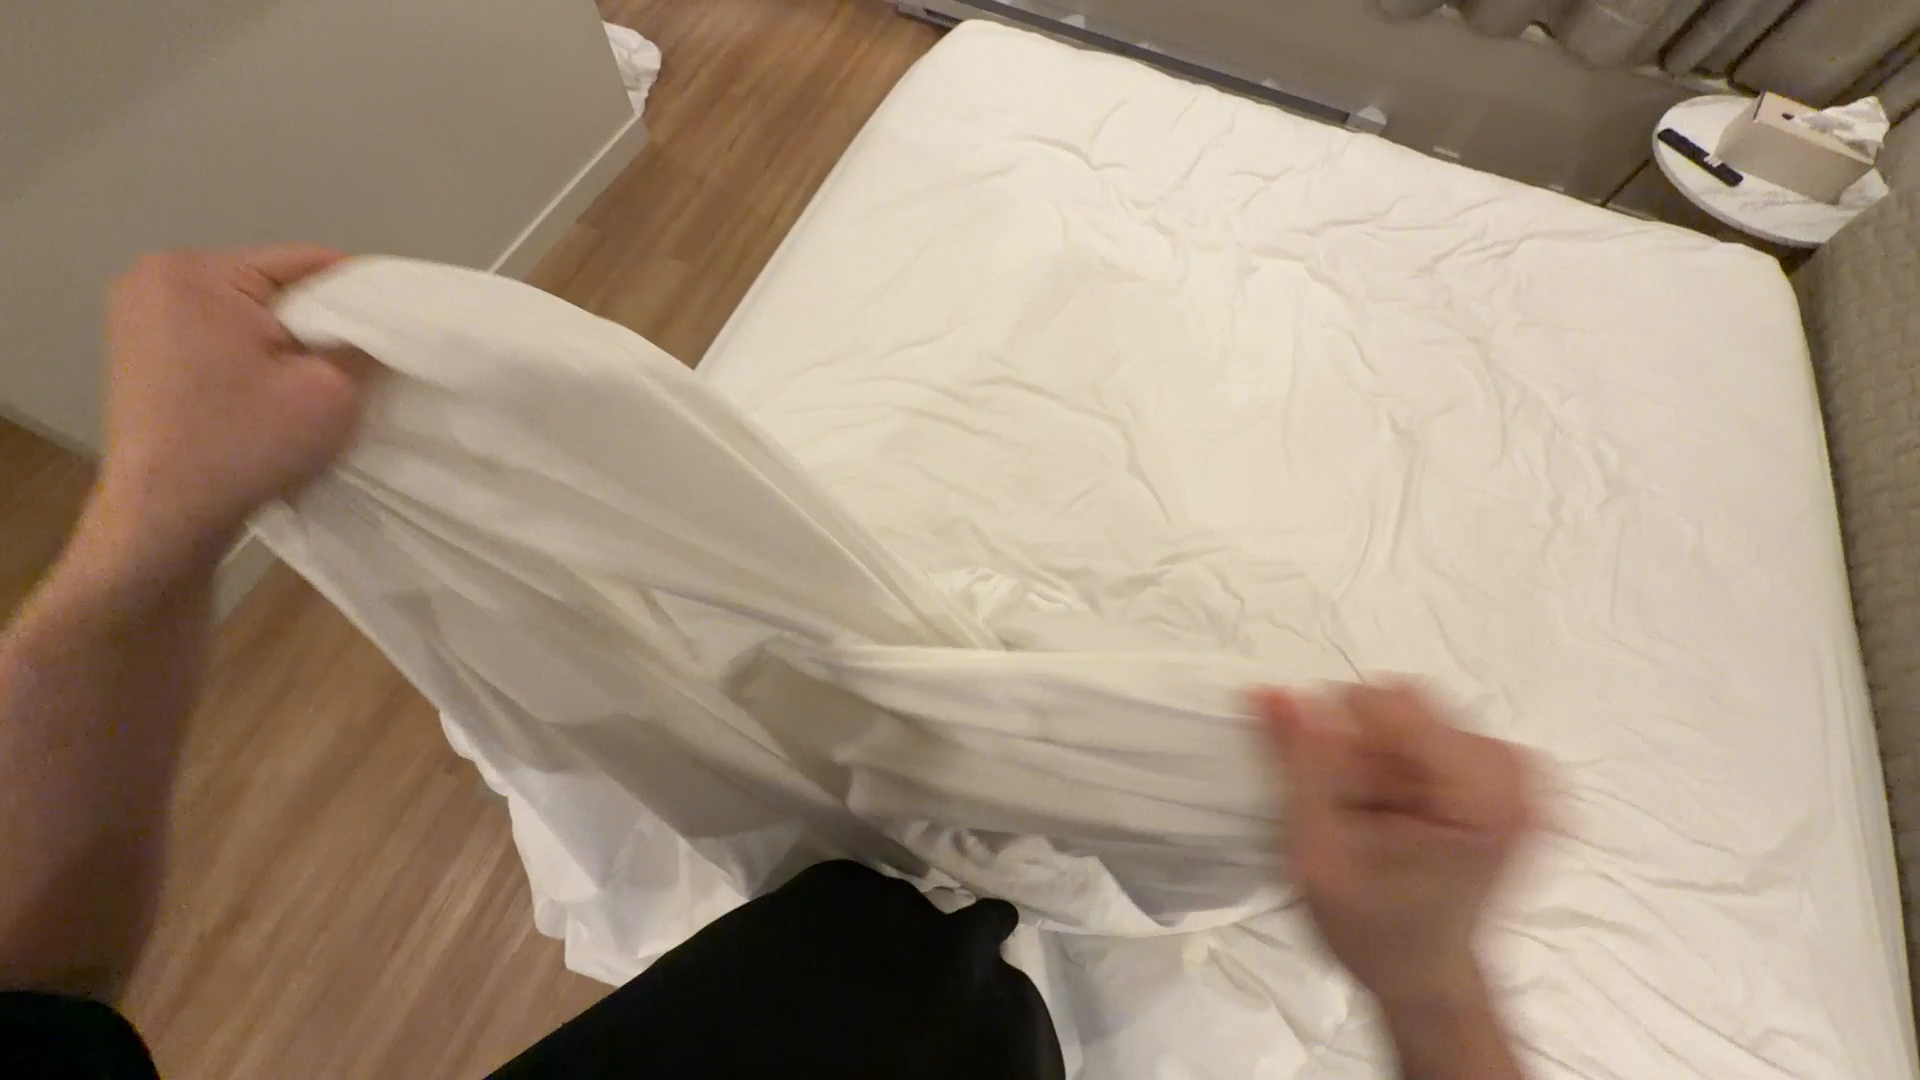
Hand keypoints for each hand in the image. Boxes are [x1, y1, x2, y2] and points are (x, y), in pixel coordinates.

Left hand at [86, 247, 371, 578]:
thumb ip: (363, 344)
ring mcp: (140, 310)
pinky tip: (279, 384)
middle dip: (326, 317)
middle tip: (366, 358)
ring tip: (322, 375)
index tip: (404, 326)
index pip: (310, 262)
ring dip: (294, 336)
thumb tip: (384, 327)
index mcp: (200, 272)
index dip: (368, 293)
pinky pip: (224, 330)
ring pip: (253, 309)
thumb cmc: (250, 440)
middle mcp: (158, 276)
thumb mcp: (332, 388)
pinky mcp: (140, 344)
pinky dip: (261, 350)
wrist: (170, 507)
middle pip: (279, 283)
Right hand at [1253, 681, 1536, 1011]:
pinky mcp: (1511, 778)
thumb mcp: (1315, 849)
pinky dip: (1400, 760)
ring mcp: (1519, 776)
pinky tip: (1398, 807)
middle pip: (1406, 708)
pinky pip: (1432, 730)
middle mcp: (1516, 777)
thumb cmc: (1371, 926)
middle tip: (1356, 809)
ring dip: (1379, 756)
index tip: (1335, 793)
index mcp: (1479, 796)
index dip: (1342, 739)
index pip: (1389, 704)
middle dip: (1364, 749)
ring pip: (1413, 715)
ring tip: (1376, 814)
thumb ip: (1298, 763)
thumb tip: (1272, 690)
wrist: (1425, 977)